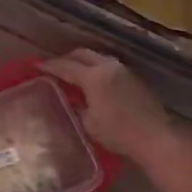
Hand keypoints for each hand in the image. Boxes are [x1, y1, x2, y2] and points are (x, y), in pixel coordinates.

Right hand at [38, 49, 179, 164]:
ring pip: (98, 57)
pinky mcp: (133, 78)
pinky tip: (94, 80)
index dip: (50, 66)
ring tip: (74, 72)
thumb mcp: (89, 123)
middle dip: (67, 58)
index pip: (65, 67)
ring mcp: (123, 71)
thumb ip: (77, 106)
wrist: (154, 137)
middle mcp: (108, 67)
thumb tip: (73, 99)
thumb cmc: (118, 132)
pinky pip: (109, 66)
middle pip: (82, 54)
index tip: (36, 65)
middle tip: (55, 66)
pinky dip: (96, 68)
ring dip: (83, 61)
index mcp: (93, 77)